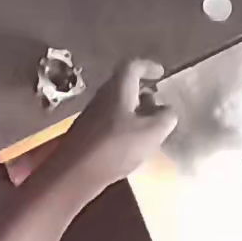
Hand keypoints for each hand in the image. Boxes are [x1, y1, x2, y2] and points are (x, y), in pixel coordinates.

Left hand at [50, 59, 178, 193]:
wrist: (74, 174)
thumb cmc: (116, 146)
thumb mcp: (153, 131)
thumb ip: (166, 116)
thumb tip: (167, 110)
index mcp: (118, 88)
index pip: (133, 66)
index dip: (148, 66)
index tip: (161, 73)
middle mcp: (103, 96)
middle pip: (124, 85)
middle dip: (143, 91)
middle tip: (159, 102)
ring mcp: (92, 115)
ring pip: (117, 104)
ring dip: (135, 110)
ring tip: (151, 125)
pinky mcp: (87, 134)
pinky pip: (110, 120)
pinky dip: (125, 124)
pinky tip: (133, 143)